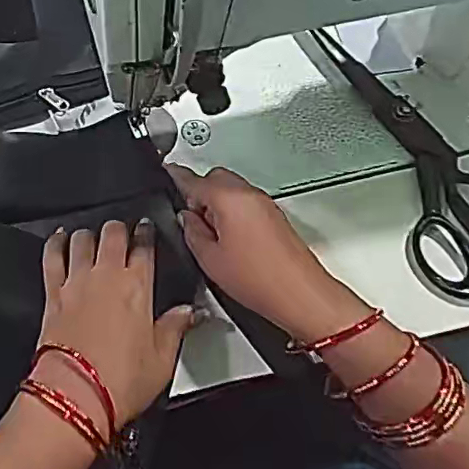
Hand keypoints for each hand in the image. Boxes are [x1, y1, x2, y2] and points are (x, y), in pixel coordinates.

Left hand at [37, 221, 199, 428]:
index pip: (144, 247)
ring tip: (93, 234)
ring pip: (82, 239)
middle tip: (122, 230)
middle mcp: (106, 276)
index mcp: (138, 287)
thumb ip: (176, 327)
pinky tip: (59, 237)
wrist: (76, 392)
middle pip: (113, 234)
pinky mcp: (53, 292)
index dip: (146, 234)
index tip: (147, 230)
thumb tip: (190, 313)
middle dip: (118, 228)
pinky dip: (55, 242)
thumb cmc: (120, 379)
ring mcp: (77, 281)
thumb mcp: (163, 358)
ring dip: (89, 233)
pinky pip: (52, 256)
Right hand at [166, 164, 368, 341]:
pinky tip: (231, 241)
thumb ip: (191, 231)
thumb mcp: (209, 259)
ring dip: (218, 204)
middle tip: (191, 219)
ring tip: (213, 237)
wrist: (301, 295)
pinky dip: (234, 213)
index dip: (175, 176)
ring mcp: (265, 204)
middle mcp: (249, 194)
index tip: (168, 172)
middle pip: (215, 178)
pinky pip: (246, 203)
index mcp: (228, 198)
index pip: (193, 179)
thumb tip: (187, 219)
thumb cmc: (262, 279)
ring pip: (232, 190)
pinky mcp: (275, 216)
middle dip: (200, 194)